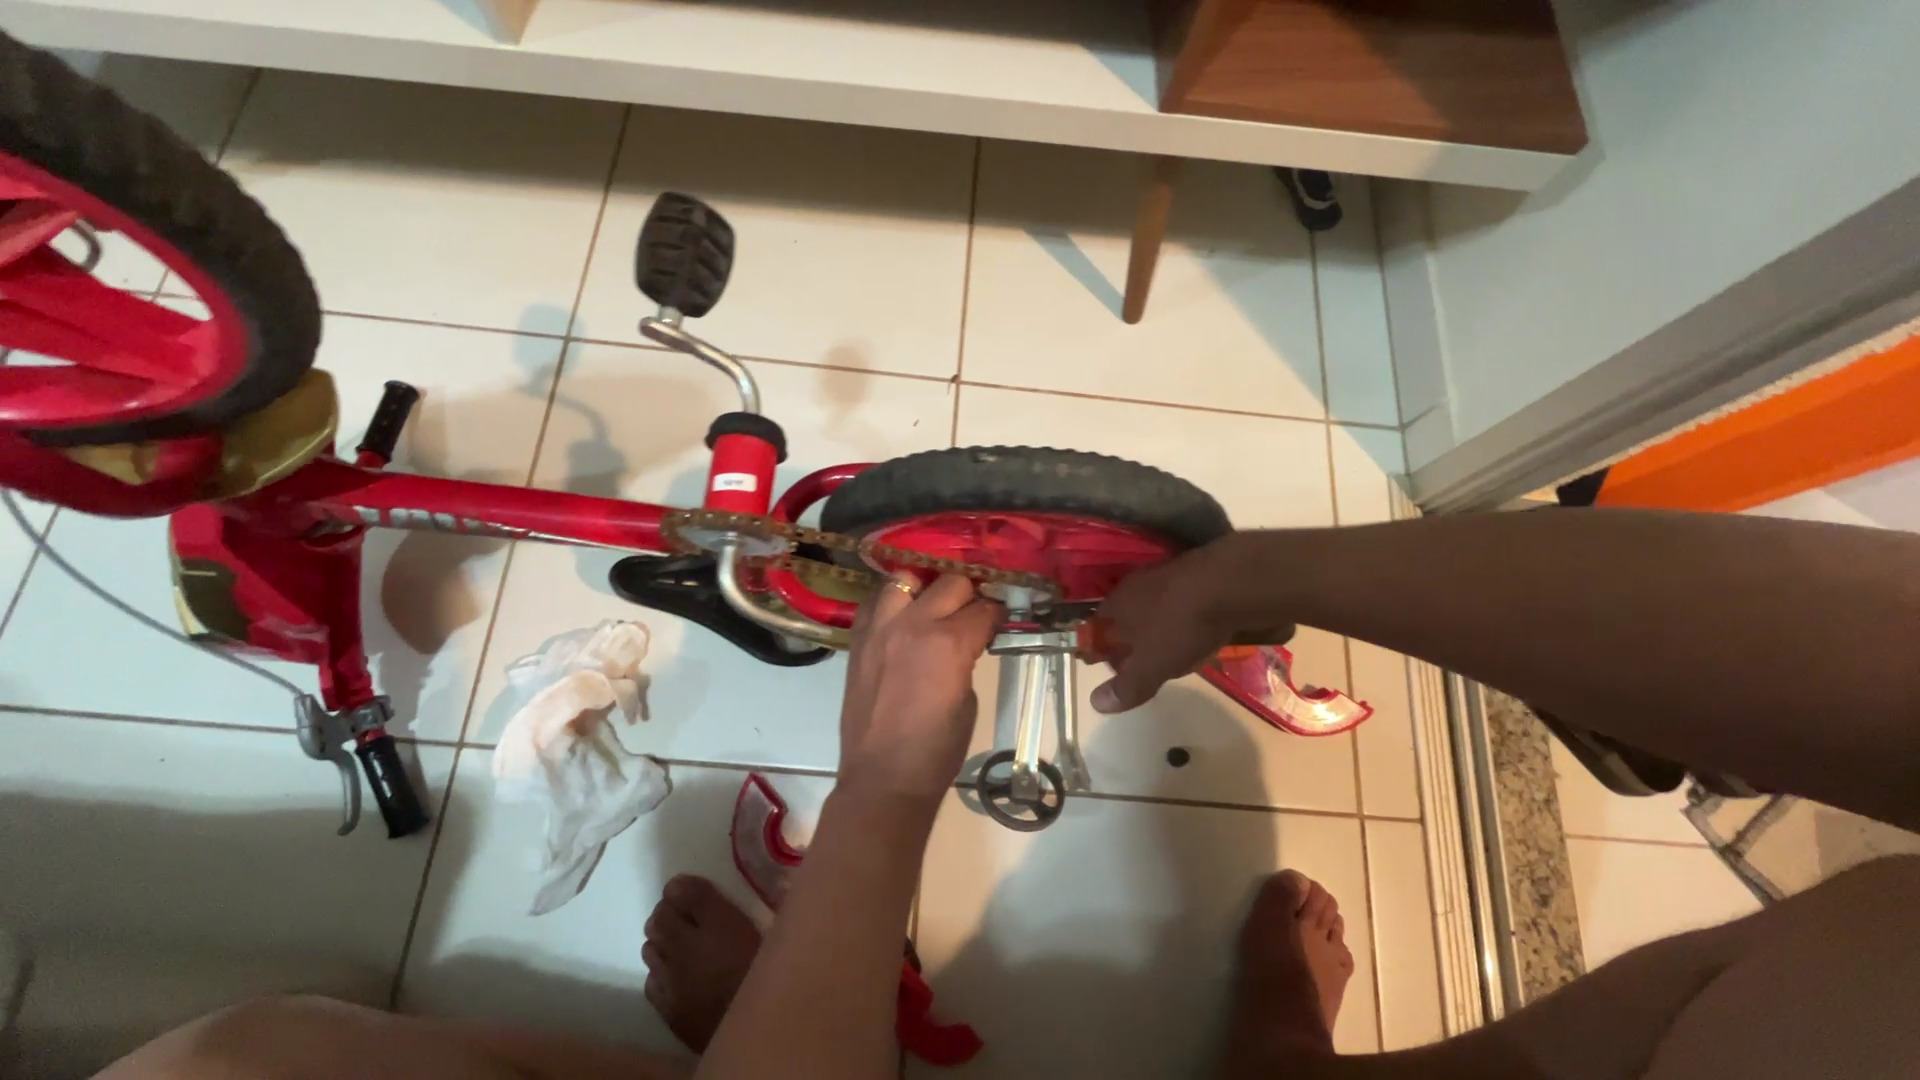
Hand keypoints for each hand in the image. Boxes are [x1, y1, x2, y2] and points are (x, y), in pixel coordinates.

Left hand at [838, 573, 1002, 807]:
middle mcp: (913, 624)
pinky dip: (892, 601)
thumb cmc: (936, 751)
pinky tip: (902, 616)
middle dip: (969, 593)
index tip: (1001, 619)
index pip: (984, 609)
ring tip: (933, 604)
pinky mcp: (858, 639)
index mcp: (949, 643)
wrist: (883, 778)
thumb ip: (967, 659)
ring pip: (906, 579)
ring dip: (926, 588)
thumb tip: (967, 643)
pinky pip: (875, 601)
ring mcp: (880, 628)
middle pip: (951, 582)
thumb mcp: (968, 701)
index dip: (998, 613)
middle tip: (974, 610)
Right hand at [1088, 543, 1238, 713]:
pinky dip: (1186, 620)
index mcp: (1117, 604)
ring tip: (1173, 653)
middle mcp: (1136, 586)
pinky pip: (1183, 604)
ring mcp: (1167, 577)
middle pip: (1127, 618)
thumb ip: (1126, 686)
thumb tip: (1095, 703)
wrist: (1230, 584)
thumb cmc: (1180, 626)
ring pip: (1155, 609)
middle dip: (1132, 641)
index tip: (1114, 670)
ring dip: (1160, 630)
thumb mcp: (1152, 665)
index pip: (1098, 628)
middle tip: (1145, 665)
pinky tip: (1200, 634)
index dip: (1103, 650)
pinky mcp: (1197, 576)